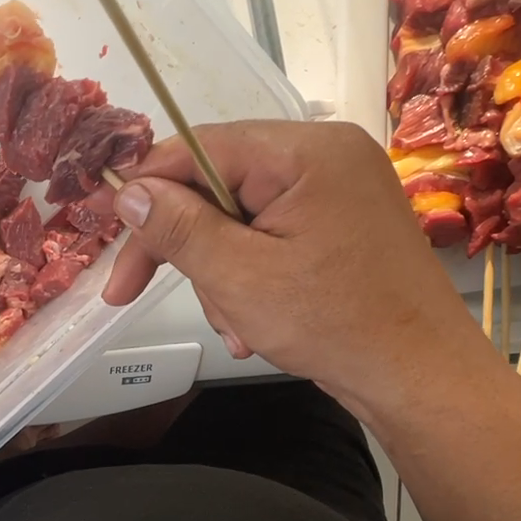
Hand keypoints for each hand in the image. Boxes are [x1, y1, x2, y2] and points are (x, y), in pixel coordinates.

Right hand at [85, 121, 488, 406]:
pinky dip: (244, 281)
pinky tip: (250, 324)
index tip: (107, 234)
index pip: (199, 149)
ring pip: (233, 220)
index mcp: (304, 152)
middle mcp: (322, 157)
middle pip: (214, 185)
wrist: (413, 372)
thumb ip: (178, 228)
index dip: (145, 190)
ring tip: (233, 325)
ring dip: (215, 276)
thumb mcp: (237, 275)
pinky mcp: (334, 225)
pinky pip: (264, 239)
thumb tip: (129, 193)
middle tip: (127, 293)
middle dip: (179, 245)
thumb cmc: (329, 321)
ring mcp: (332, 191)